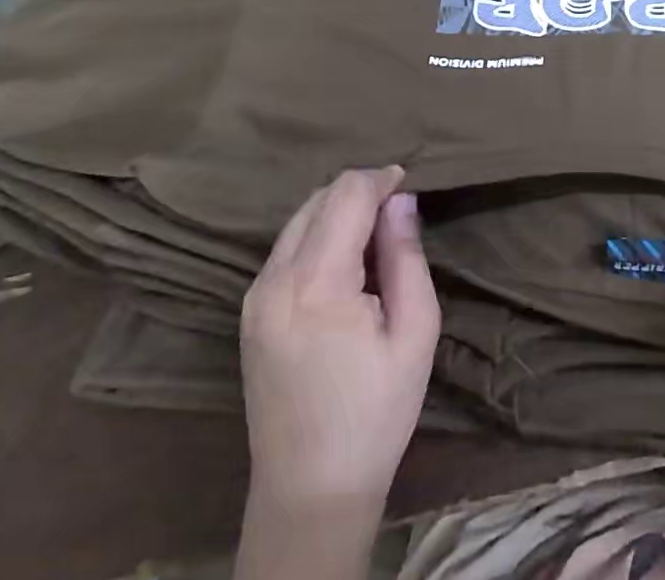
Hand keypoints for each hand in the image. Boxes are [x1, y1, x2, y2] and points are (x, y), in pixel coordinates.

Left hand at [235, 167, 439, 579]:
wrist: (311, 485)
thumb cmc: (378, 411)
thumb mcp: (415, 332)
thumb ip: (406, 257)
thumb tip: (401, 201)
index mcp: (315, 285)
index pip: (344, 197)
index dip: (379, 178)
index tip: (409, 180)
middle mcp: (273, 280)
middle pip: (316, 200)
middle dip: (358, 192)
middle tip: (398, 214)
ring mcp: (253, 297)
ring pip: (297, 221)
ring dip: (337, 212)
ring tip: (376, 238)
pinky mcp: (249, 313)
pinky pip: (285, 250)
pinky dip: (318, 236)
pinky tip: (346, 264)